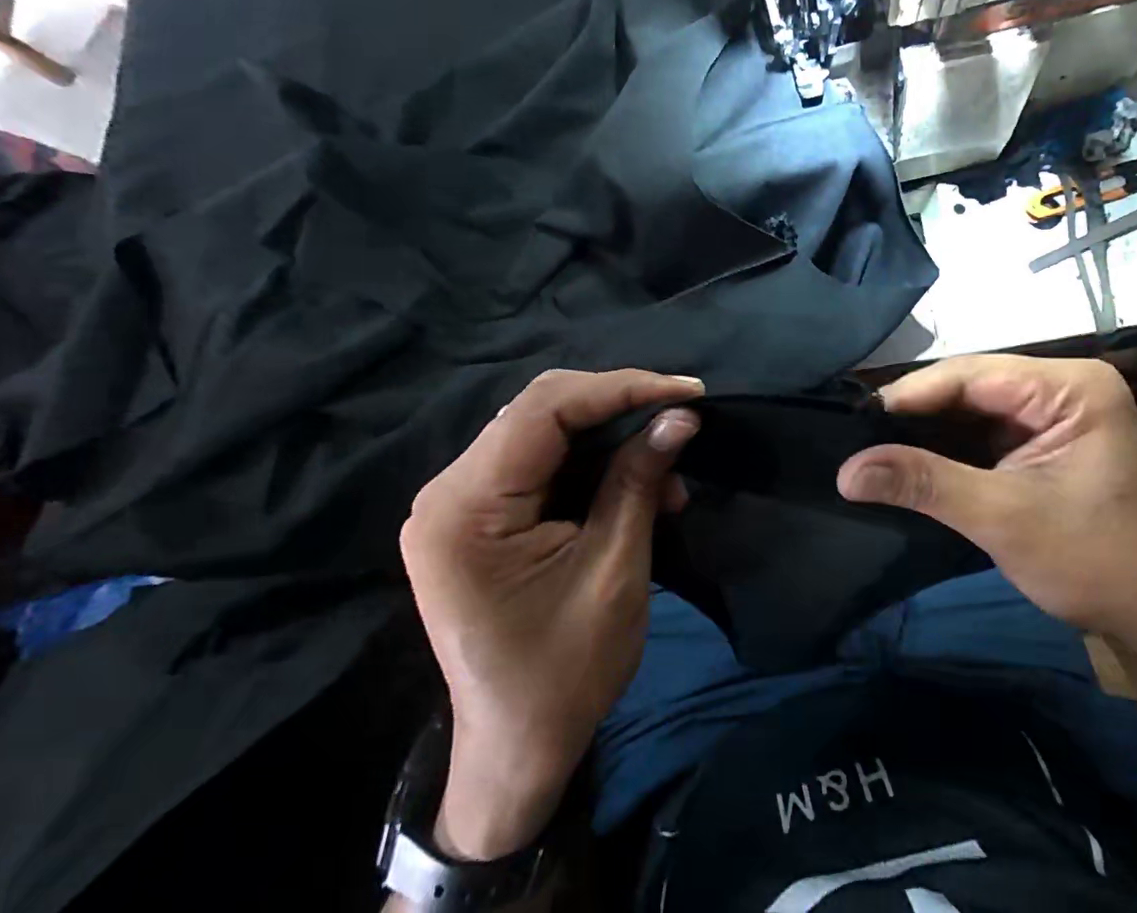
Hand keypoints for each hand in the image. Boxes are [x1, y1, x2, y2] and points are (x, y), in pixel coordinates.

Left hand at [400, 368, 702, 858]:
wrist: (519, 747)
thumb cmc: (566, 672)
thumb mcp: (615, 571)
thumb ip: (638, 483)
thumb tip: (681, 417)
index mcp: (464, 508)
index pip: (544, 409)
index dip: (622, 389)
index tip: (689, 392)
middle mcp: (447, 493)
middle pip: (541, 412)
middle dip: (620, 409)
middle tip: (683, 420)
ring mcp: (459, 505)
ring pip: (547, 435)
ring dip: (613, 444)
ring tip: (669, 478)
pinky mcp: (481, 519)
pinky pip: (543, 467)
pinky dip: (596, 470)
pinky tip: (639, 494)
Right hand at [837, 355, 1136, 663]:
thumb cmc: (1097, 561)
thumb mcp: (1003, 518)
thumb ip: (924, 484)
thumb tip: (845, 471)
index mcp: (1072, 386)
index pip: (972, 374)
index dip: (910, 396)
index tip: (854, 423)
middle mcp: (1065, 388)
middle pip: (972, 388)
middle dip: (916, 415)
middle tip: (856, 439)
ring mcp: (1057, 416)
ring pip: (975, 412)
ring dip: (929, 434)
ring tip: (872, 449)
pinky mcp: (1048, 444)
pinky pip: (987, 436)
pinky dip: (950, 452)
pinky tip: (911, 462)